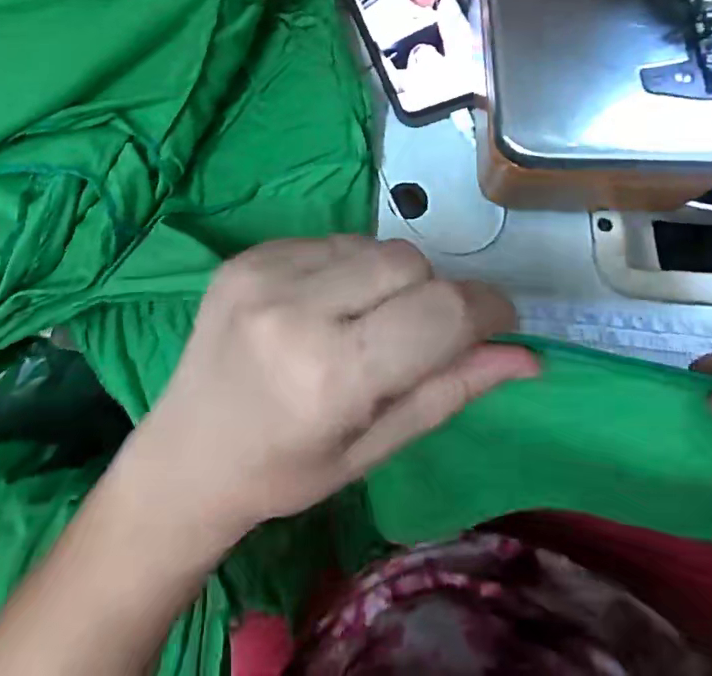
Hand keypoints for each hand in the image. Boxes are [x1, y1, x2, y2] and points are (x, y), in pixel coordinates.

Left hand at [112, 236, 538, 549]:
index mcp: (331, 372)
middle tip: (414, 335)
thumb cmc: (284, 471)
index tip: (498, 323)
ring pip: (370, 244)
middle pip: (408, 262)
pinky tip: (320, 307)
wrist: (186, 452)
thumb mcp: (373, 447)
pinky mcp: (243, 256)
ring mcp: (261, 274)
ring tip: (360, 323)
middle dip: (432, 293)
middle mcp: (295, 309)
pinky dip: (344, 268)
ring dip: (386, 278)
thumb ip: (448, 391)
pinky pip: (326, 241)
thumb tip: (526, 356)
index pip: (442, 311)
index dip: (487, 310)